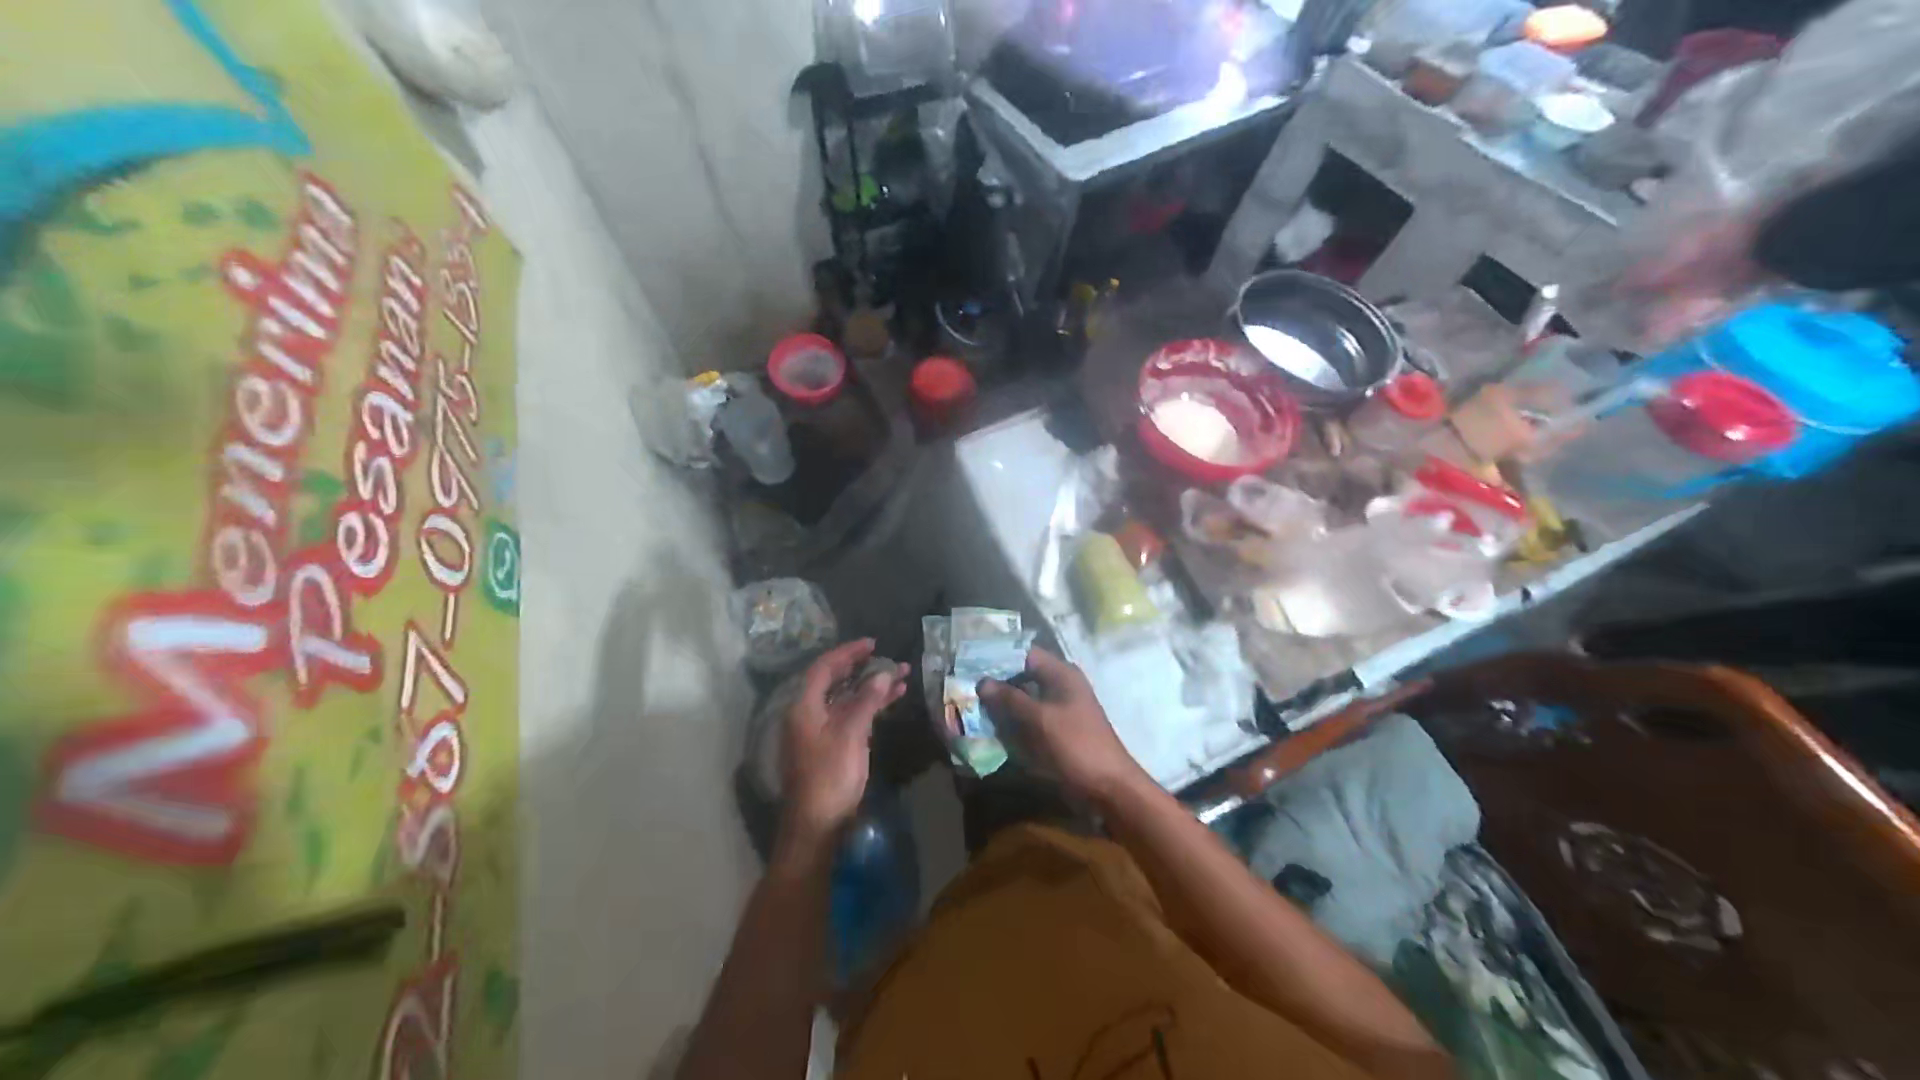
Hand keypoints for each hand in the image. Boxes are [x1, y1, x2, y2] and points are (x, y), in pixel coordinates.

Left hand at [780, 639, 907, 858]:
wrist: (817, 826)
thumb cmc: (830, 777)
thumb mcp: (850, 735)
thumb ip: (866, 701)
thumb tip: (883, 673)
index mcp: (804, 707)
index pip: (824, 668)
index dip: (847, 652)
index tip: (872, 643)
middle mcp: (808, 714)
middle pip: (834, 681)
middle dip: (862, 668)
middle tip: (887, 657)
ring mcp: (820, 731)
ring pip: (846, 699)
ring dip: (871, 687)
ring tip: (902, 677)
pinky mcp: (832, 746)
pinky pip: (851, 716)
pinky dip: (870, 706)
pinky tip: (891, 700)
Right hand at [980, 648, 1148, 805]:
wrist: (1108, 788)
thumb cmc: (1076, 746)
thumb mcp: (1040, 719)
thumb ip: (1010, 698)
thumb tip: (983, 682)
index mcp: (1062, 674)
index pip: (1024, 654)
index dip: (998, 657)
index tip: (970, 664)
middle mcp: (1060, 687)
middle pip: (1022, 677)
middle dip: (996, 684)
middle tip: (965, 689)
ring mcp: (1058, 710)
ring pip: (1023, 701)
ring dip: (1001, 706)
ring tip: (971, 709)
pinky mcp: (1055, 732)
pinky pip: (1027, 721)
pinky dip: (1011, 724)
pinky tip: (989, 729)